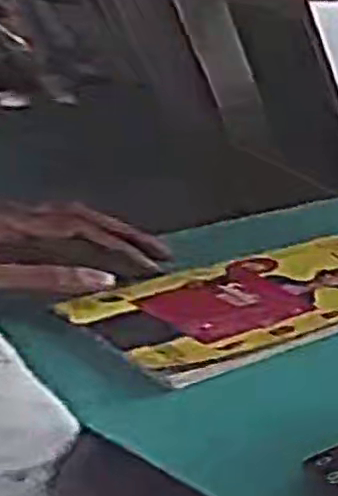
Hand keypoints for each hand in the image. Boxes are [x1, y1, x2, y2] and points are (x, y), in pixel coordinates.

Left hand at [0, 201, 170, 294]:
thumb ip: (46, 276)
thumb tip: (105, 281)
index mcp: (13, 225)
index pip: (84, 229)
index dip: (124, 247)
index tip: (152, 265)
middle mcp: (12, 215)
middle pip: (83, 216)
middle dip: (129, 234)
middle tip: (162, 251)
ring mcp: (4, 218)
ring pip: (68, 215)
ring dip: (109, 229)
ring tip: (138, 244)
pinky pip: (50, 219)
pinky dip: (83, 230)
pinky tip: (91, 242)